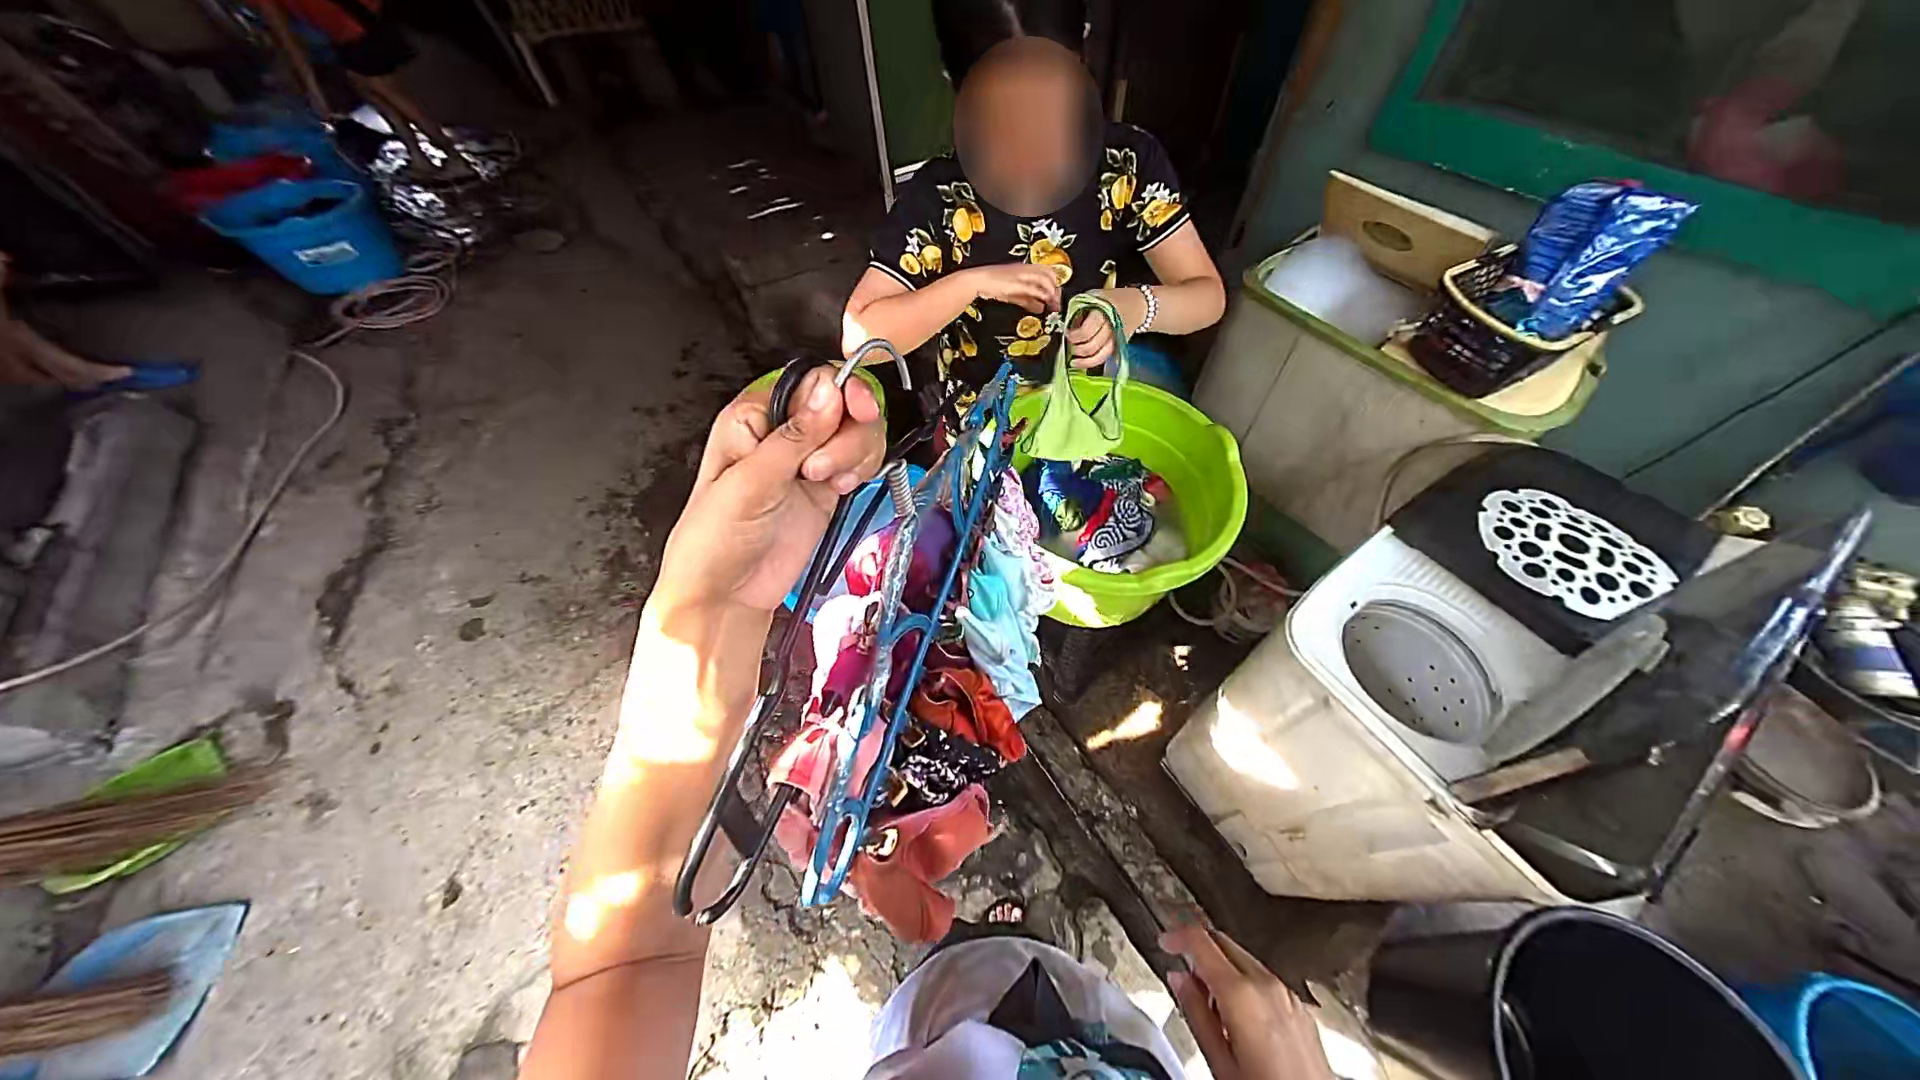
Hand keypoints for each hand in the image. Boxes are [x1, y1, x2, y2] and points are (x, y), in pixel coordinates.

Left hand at [655, 367, 884, 613]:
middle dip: (848, 433)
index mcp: (753, 418)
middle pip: (843, 404)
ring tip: (829, 481)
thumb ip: (794, 437)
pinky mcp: (826, 486)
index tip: (857, 410)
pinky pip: (860, 461)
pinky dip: (862, 470)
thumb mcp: (749, 484)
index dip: (840, 390)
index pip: (810, 382)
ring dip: (856, 454)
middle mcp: (783, 433)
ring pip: (858, 432)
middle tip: (823, 466)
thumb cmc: (713, 540)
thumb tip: (828, 392)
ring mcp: (807, 460)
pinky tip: (840, 488)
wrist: (728, 594)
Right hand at [964, 263, 1060, 314]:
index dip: (1055, 286)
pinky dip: (1041, 295)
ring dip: (1051, 293)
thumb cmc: (994, 285)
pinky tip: (1043, 304)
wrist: (978, 280)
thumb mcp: (1015, 294)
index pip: (1048, 273)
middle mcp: (1027, 269)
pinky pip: (1034, 288)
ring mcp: (1023, 274)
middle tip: (1057, 304)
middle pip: (1050, 274)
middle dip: (1056, 289)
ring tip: (1053, 306)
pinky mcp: (1017, 282)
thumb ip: (1029, 300)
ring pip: (1045, 279)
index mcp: (1027, 269)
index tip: (1056, 299)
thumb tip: (1040, 307)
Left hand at [1068, 288, 1146, 368]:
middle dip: (1077, 348)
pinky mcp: (1119, 347)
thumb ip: (1080, 308)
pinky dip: (1091, 363)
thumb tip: (1067, 325)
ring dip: (1083, 360)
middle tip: (1071, 344)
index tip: (1068, 334)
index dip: (1074, 336)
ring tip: (1074, 360)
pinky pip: (1104, 359)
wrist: (1138, 304)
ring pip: (1099, 356)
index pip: (1086, 331)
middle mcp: (1112, 327)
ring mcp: (1117, 339)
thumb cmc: (1112, 299)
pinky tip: (1081, 363)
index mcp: (1105, 312)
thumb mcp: (1094, 296)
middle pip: (1091, 346)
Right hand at [1162, 924, 1335, 1079]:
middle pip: (1223, 942)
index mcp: (1241, 995)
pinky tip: (1242, 1018)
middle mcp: (1267, 986)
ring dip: (1223, 969)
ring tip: (1213, 1008)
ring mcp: (1289, 997)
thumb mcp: (1219, 1062)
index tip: (1166, 942)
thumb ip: (1195, 1012)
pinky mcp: (1302, 1011)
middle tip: (1186, 977)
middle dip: (1200, 951)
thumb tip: (1179, 979)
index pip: (1201, 940)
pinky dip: (1246, 985)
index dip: (1178, 935)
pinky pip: (1265, 981)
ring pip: (1244, 960)